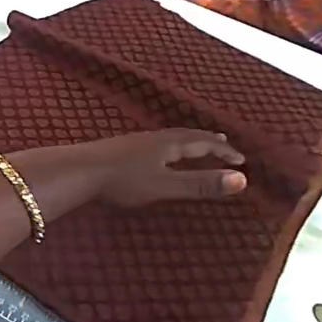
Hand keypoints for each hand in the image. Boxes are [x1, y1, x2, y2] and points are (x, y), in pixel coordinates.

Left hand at [34, 129, 246, 208]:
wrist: (78, 170)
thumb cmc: (123, 180)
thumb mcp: (166, 185)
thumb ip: (200, 184)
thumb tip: (243, 180)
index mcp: (168, 144)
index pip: (203, 144)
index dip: (223, 152)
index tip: (241, 160)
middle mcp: (153, 138)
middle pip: (185, 136)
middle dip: (206, 141)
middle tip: (222, 142)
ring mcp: (134, 142)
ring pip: (168, 138)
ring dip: (186, 142)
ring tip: (193, 146)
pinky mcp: (119, 149)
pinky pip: (154, 144)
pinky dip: (167, 147)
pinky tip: (156, 155)